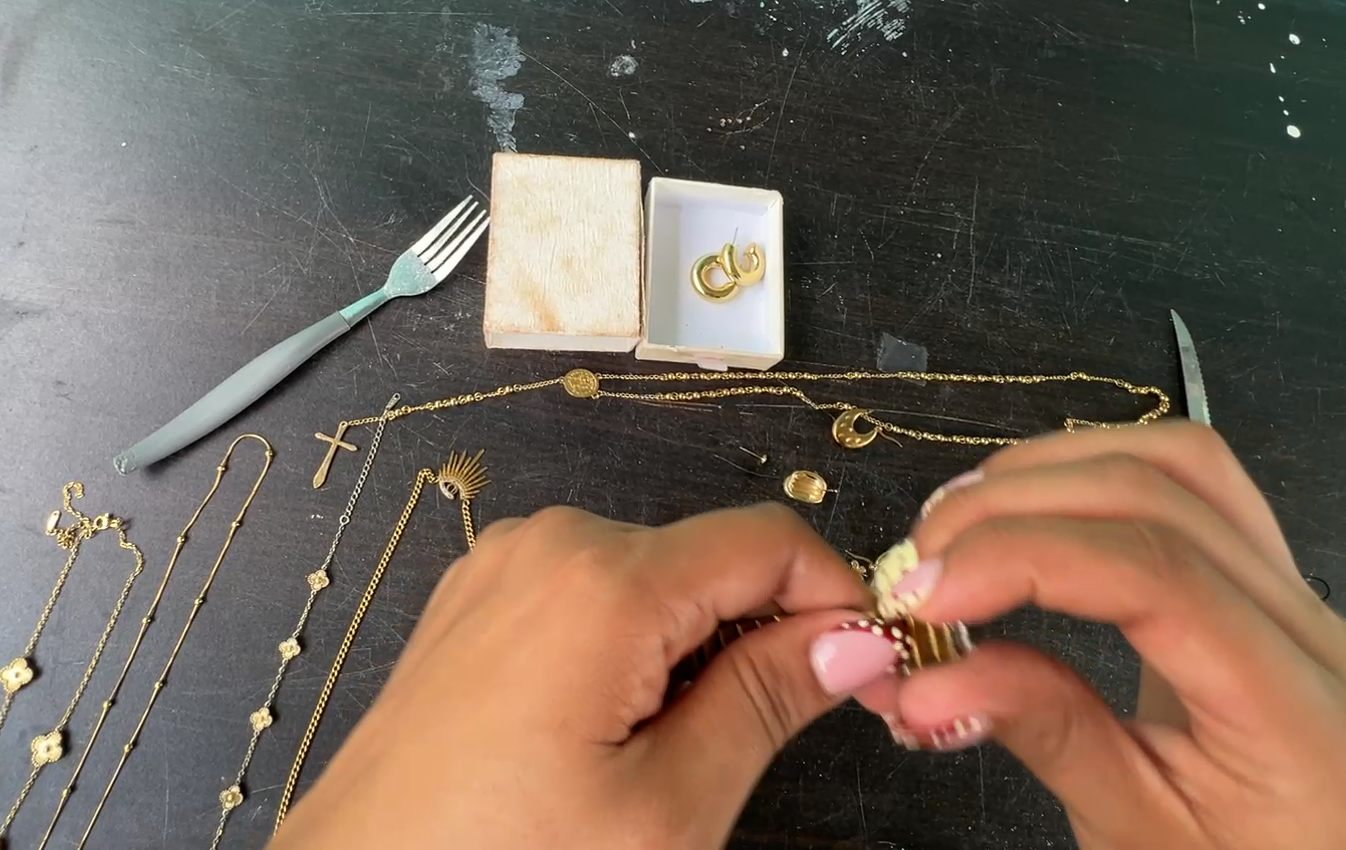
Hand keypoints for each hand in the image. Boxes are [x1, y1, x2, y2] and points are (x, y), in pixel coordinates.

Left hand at [272, 502, 869, 848]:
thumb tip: (855, 638)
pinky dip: (626, 631)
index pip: (766, 540)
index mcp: (606, 576)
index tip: (863, 665)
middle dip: (755, 627)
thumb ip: (764, 699)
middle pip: (704, 556)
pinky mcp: (482, 581)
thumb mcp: (665, 809)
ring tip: (659, 739)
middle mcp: (555, 536)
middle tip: (763, 728)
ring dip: (688, 637)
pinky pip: (587, 583)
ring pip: (649, 571)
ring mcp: (509, 553)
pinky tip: (596, 712)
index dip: (832, 593)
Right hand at [811, 421, 1345, 848]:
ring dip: (1044, 471)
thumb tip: (918, 677)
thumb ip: (1043, 735)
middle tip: (919, 558)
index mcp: (1312, 723)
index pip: (1157, 574)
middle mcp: (1321, 633)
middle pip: (1158, 493)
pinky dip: (1078, 470)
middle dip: (1011, 507)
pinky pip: (1179, 477)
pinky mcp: (1260, 574)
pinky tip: (1017, 507)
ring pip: (1174, 460)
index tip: (919, 593)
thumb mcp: (1136, 838)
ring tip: (957, 519)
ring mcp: (1298, 593)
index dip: (1018, 558)